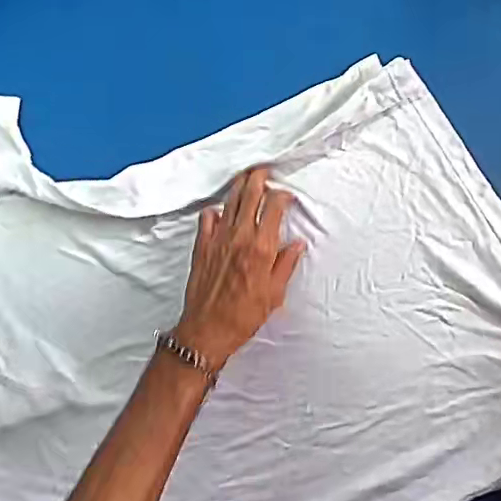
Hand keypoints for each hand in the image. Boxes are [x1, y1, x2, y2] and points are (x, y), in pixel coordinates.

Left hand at [173, 166, 305, 367]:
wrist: (208, 330)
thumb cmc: (243, 315)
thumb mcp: (275, 293)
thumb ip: (286, 264)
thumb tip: (297, 245)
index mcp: (262, 247)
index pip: (274, 206)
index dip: (282, 195)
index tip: (286, 196)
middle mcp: (240, 236)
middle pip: (250, 194)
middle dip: (258, 178)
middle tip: (263, 171)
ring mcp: (218, 238)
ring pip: (230, 201)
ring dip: (239, 187)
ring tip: (245, 179)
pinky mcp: (202, 245)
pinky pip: (207, 217)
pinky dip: (215, 210)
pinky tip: (220, 211)